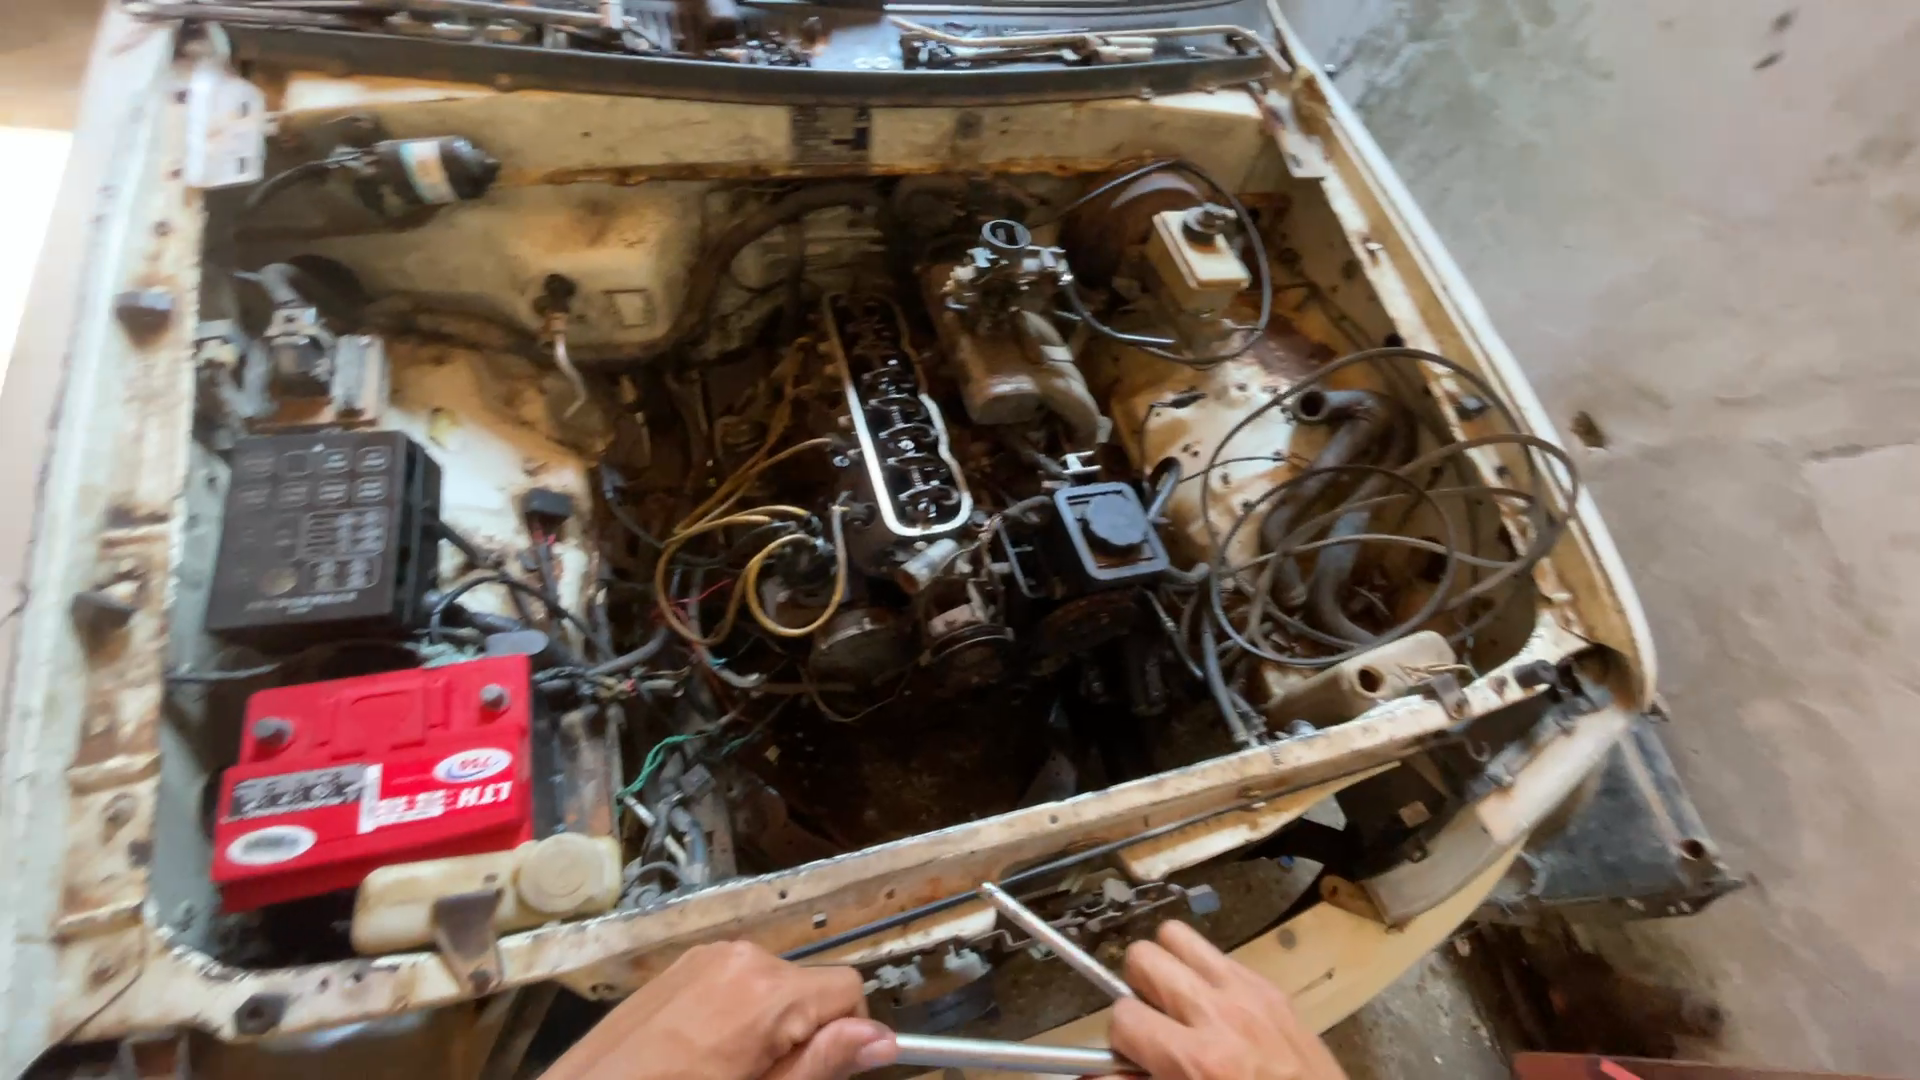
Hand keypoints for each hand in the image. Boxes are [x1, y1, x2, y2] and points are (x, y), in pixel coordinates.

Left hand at [546, 940, 898, 1079]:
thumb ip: (822, 1065)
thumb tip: (884, 1039)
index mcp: (766, 990)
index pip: (848, 989)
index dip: (846, 1036)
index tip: (816, 1075)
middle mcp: (744, 954)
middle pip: (810, 984)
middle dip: (803, 1031)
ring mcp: (709, 953)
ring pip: (776, 981)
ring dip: (771, 1021)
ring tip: (727, 1069)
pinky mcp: (683, 961)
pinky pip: (738, 977)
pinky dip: (739, 1008)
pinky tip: (702, 1051)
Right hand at [1105, 921, 1348, 1079]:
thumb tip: (1086, 1073)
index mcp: (1196, 1062)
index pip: (1122, 1016)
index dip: (1122, 1038)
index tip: (1136, 1056)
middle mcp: (1219, 1015)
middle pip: (1143, 956)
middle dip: (1139, 989)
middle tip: (1156, 1022)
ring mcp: (1247, 992)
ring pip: (1175, 934)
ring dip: (1168, 965)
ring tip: (1179, 1001)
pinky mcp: (1270, 986)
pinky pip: (1216, 954)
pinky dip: (1205, 975)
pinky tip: (1218, 1010)